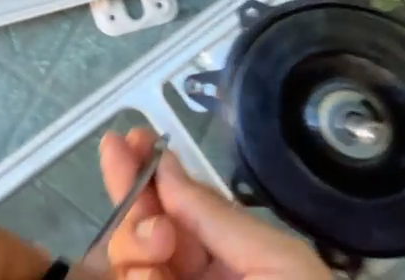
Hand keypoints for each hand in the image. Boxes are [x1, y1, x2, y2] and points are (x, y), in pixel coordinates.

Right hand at [98, 129, 331, 279]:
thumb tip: (166, 167)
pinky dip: (134, 272)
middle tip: (145, 208)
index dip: (149, 171)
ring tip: (159, 248)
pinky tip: (150, 273)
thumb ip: (217, 216)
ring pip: (126, 266)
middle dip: (134, 206)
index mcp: (229, 261)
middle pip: (139, 233)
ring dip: (132, 247)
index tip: (128, 138)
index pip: (177, 208)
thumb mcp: (279, 265)